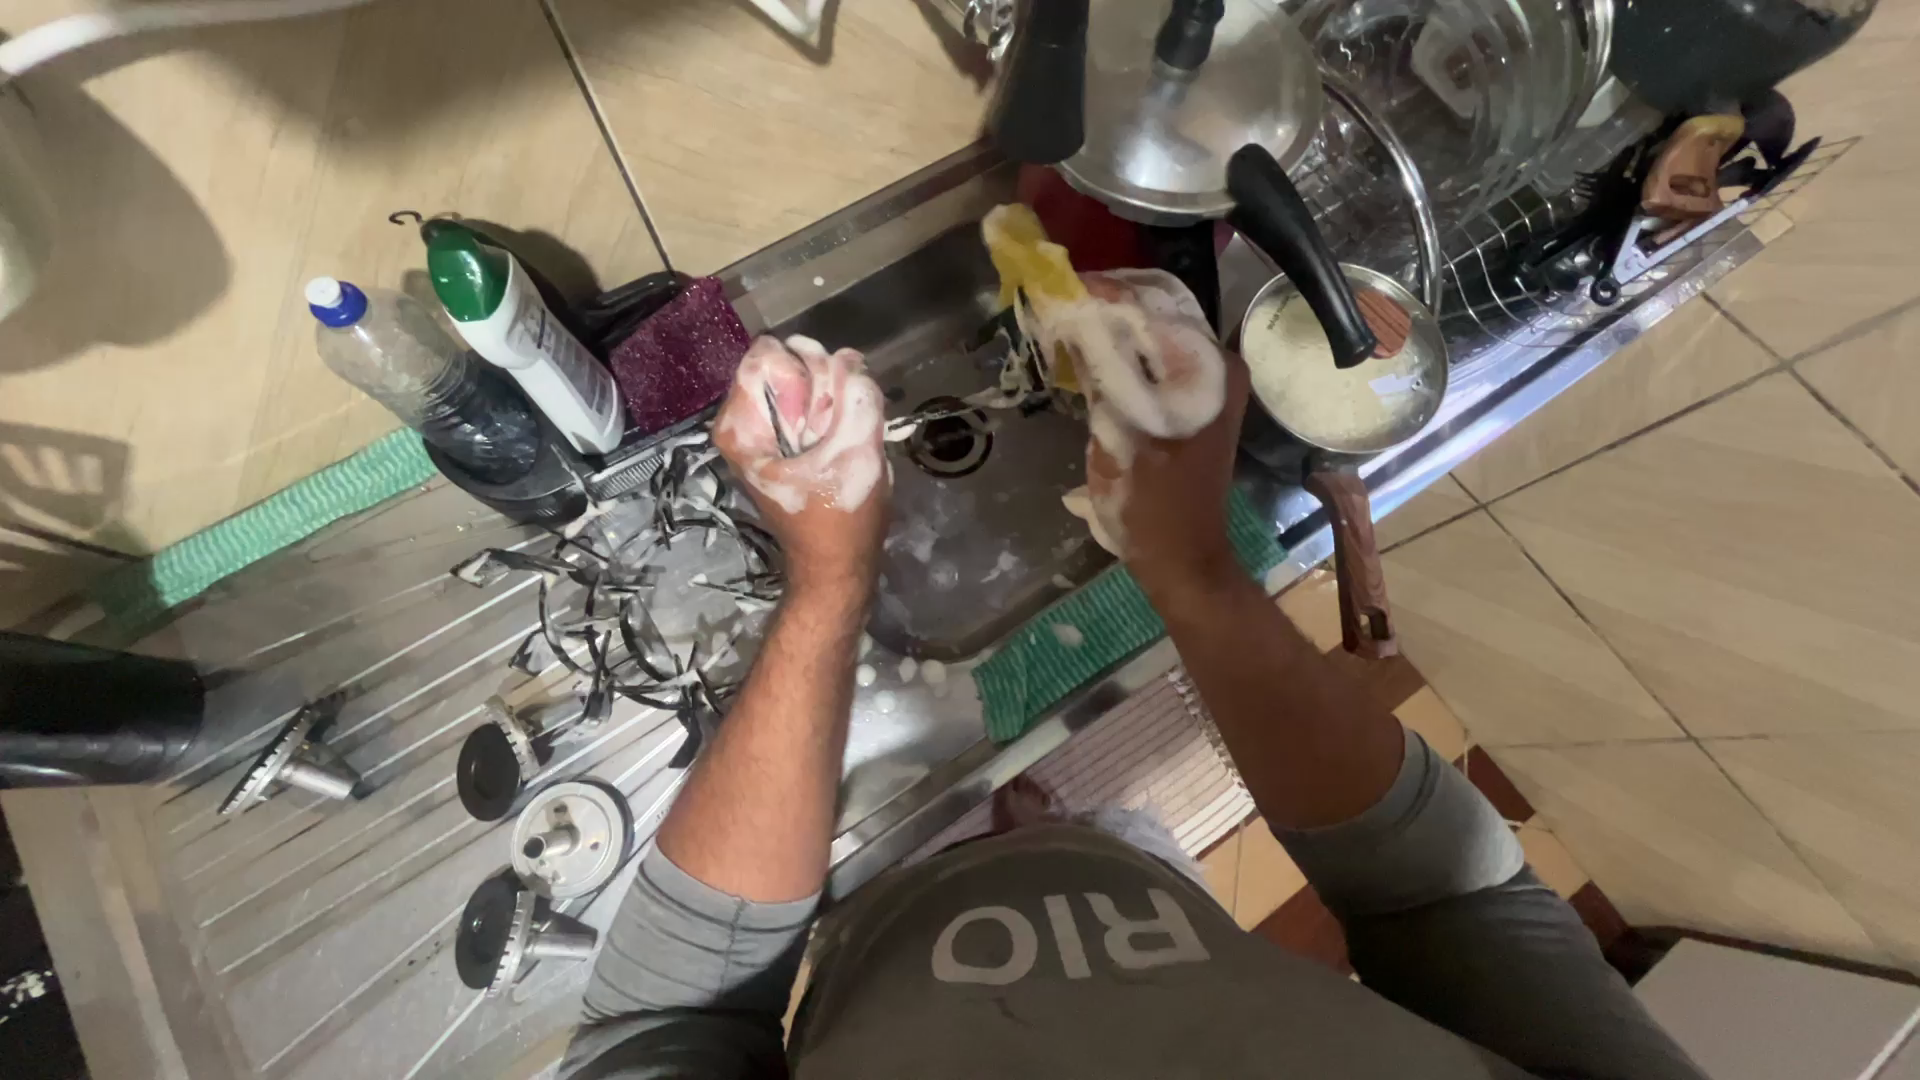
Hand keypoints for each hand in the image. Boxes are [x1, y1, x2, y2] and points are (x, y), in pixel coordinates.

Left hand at [714, 335, 891, 602]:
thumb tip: (852, 362)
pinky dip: (835, 415)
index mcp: (740, 425)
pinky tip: (843, 445)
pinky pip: (814, 402)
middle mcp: (744, 420)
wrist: (837, 566)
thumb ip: (857, 400)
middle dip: (824, 388)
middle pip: (788, 362)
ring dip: (835, 404)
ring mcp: (765, 428)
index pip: (770, 354)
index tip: (824, 416)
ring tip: (840, 445)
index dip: (809, 374)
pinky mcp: (786, 439)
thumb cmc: (841, 519)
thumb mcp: (857, 456)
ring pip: (805, 380)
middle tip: (836, 434)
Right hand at [1061, 270, 1248, 602]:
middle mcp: (1216, 368)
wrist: (1181, 555)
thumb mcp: (1121, 437)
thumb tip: (1078, 319)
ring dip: (1115, 329)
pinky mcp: (1193, 402)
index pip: (1154, 311)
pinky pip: (1155, 363)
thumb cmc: (1152, 504)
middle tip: (1062, 299)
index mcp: (1209, 371)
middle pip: (1157, 319)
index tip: (1066, 284)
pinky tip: (1093, 353)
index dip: (1108, 294)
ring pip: (1155, 339)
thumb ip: (1105, 374)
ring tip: (1070, 319)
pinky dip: (1124, 355)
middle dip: (1109, 307)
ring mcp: (1207, 385)